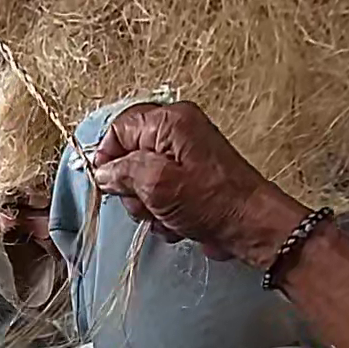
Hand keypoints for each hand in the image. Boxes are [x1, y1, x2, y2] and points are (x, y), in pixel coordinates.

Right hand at [91, 101, 309, 265]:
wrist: (245, 226)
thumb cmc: (211, 201)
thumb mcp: (157, 183)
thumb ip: (123, 171)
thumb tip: (103, 172)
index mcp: (170, 122)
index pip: (119, 128)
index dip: (107, 157)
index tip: (107, 183)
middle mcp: (176, 134)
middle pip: (127, 158)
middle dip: (129, 187)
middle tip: (146, 200)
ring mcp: (181, 159)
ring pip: (139, 183)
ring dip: (144, 205)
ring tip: (163, 213)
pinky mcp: (186, 182)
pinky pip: (155, 197)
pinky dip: (159, 213)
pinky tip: (173, 219)